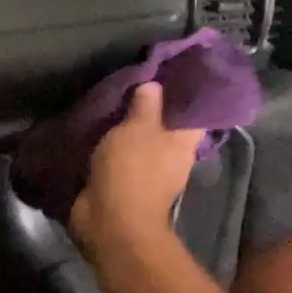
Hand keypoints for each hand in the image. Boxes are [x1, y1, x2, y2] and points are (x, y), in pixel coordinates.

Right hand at [69, 83, 205, 249]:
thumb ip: (146, 105)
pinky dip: (111, 144)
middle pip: (165, 125)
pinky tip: (98, 128)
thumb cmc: (133, 170)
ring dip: (128, 126)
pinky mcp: (124, 184)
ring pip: (141, 140)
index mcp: (184, 142)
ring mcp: (148, 173)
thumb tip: (153, 85)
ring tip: (111, 99)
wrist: (110, 221)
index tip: (169, 71)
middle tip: (133, 80)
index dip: (184, 91)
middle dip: (151, 106)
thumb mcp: (138, 128)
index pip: (193, 111)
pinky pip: (120, 156)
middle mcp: (172, 157)